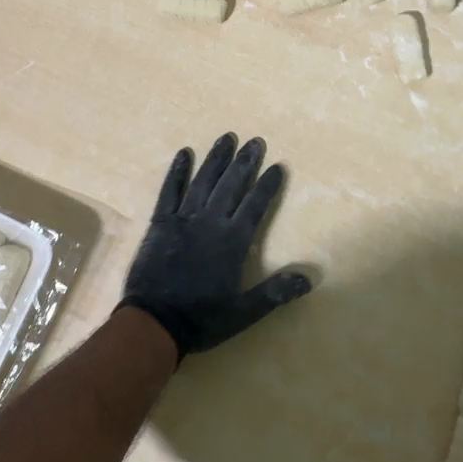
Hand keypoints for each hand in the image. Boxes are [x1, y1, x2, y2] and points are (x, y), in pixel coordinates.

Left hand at [118, 133, 311, 357]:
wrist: (153, 324)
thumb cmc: (201, 319)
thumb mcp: (244, 313)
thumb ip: (275, 292)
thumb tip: (309, 278)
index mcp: (232, 241)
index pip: (255, 205)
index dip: (268, 185)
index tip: (278, 166)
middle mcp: (210, 222)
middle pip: (231, 185)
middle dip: (245, 162)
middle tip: (256, 141)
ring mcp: (184, 219)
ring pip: (204, 181)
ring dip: (217, 159)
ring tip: (228, 137)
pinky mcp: (160, 222)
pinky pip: (170, 191)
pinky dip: (177, 172)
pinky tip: (184, 153)